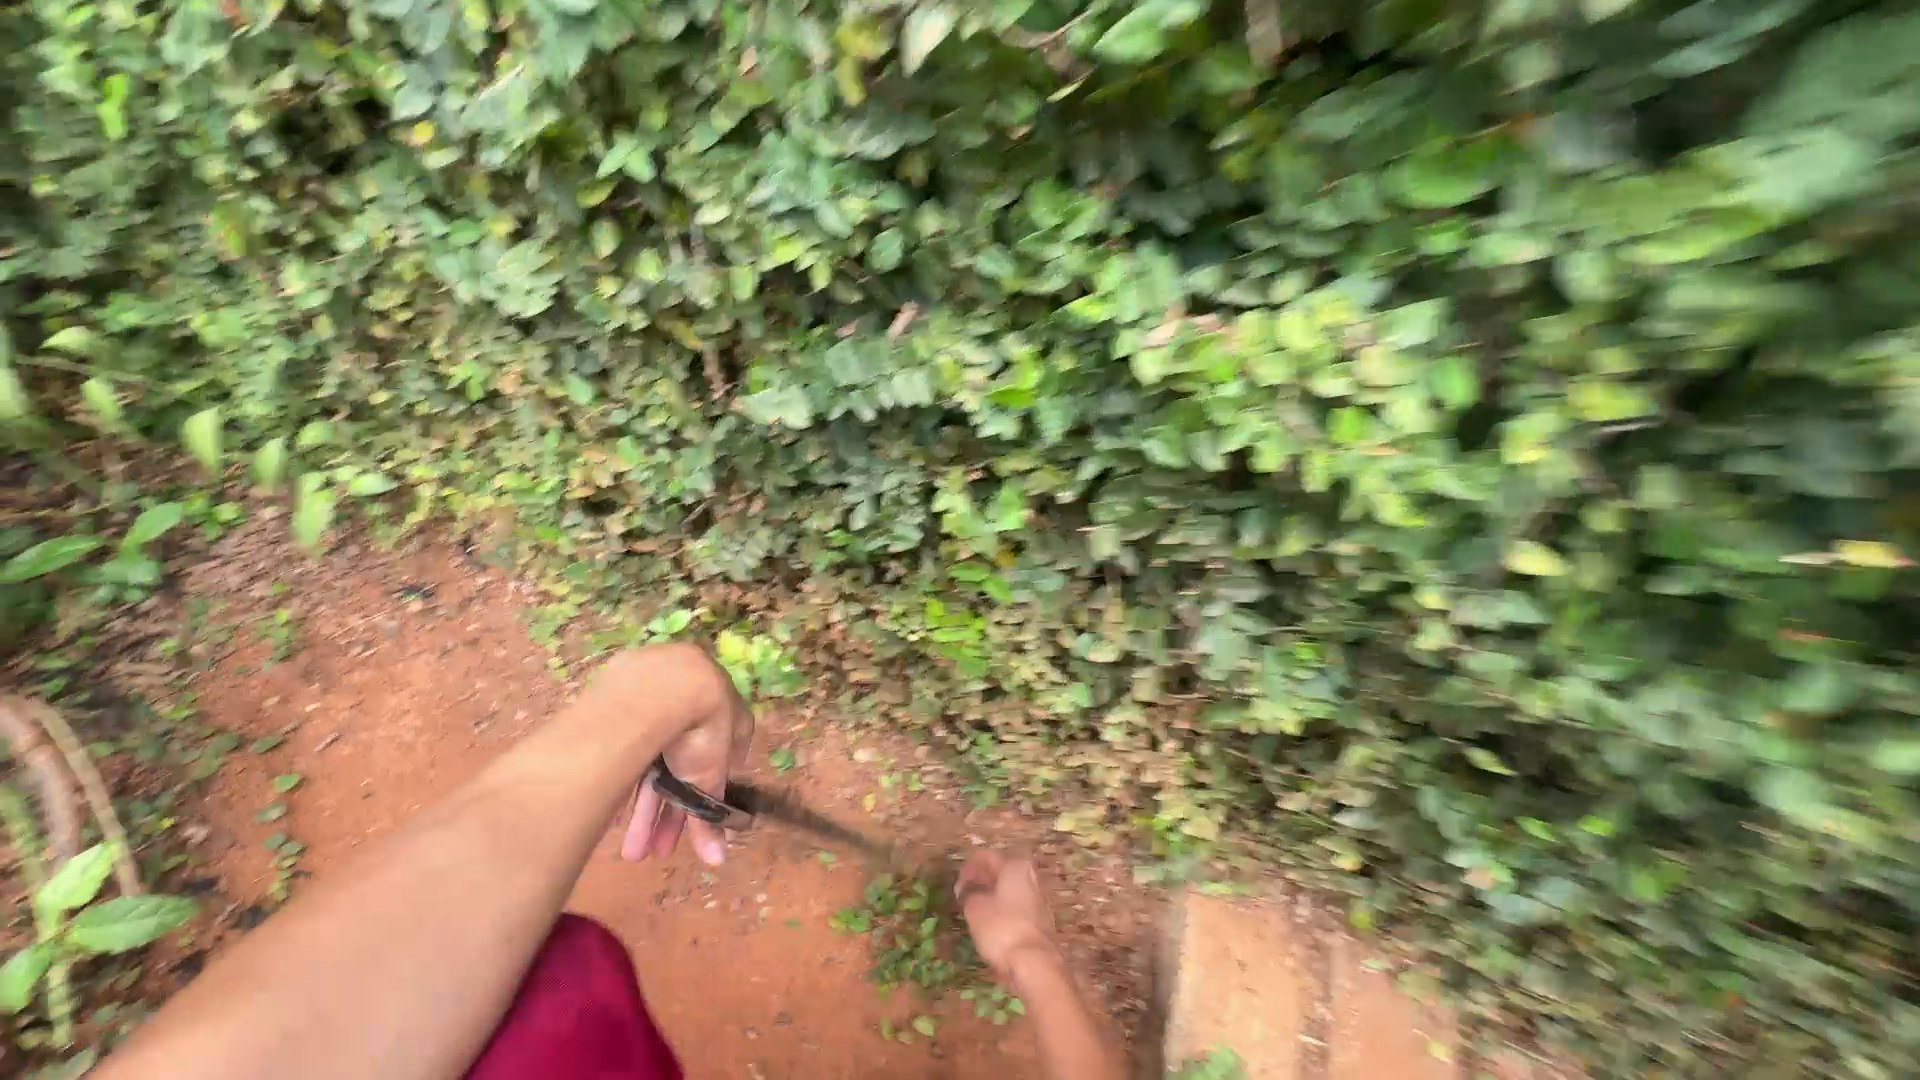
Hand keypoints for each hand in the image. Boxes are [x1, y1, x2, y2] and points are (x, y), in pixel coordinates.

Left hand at [581, 644, 751, 865]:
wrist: (668, 682)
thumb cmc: (703, 727)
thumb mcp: (708, 778)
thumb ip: (709, 820)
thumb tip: (718, 861)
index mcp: (723, 719)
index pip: (711, 770)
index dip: (696, 805)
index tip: (684, 832)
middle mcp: (690, 709)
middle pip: (675, 772)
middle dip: (664, 817)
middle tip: (652, 853)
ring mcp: (656, 704)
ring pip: (648, 764)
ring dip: (642, 809)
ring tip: (630, 851)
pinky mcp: (622, 700)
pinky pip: (624, 750)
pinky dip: (622, 782)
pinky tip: (610, 813)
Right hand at [956, 851, 1060, 984]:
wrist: (1036, 964)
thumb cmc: (1002, 928)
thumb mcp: (975, 908)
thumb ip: (968, 892)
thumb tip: (965, 887)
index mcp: (1015, 866)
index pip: (987, 857)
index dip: (969, 866)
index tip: (956, 879)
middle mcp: (1030, 878)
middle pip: (1001, 873)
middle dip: (982, 879)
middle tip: (963, 890)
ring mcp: (1038, 901)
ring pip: (1009, 891)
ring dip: (992, 896)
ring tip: (973, 907)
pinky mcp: (1039, 922)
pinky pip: (1015, 908)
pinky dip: (1002, 910)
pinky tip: (990, 922)